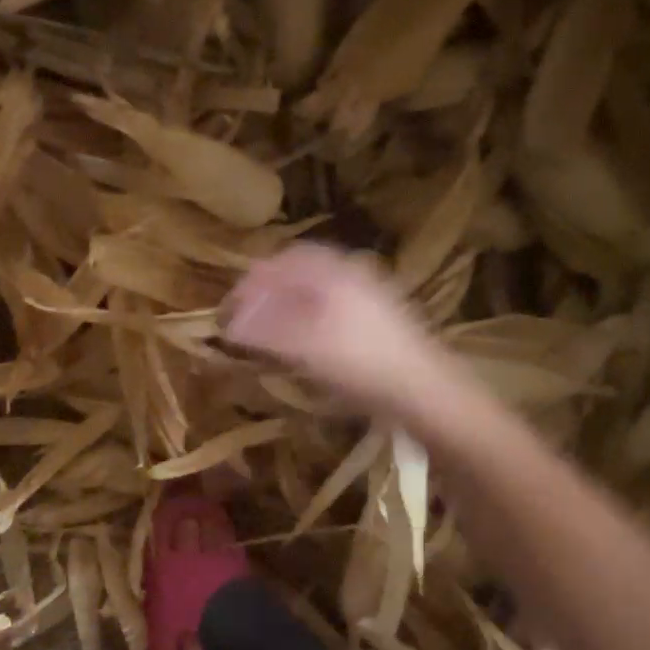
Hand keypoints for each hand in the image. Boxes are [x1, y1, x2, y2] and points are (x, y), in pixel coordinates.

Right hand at [224, 243, 459, 419]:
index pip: (280, 261)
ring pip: (316, 288)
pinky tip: (302, 341)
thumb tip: (229, 324)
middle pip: (299, 271)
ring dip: (287, 303)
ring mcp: (368, 293)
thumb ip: (265, 331)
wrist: (421, 388)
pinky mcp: (377, 316)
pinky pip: (331, 303)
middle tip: (246, 318)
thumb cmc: (360, 364)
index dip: (249, 283)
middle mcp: (351, 273)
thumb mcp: (305, 348)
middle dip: (268, 291)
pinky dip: (307, 315)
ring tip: (268, 330)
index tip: (229, 309)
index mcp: (333, 273)